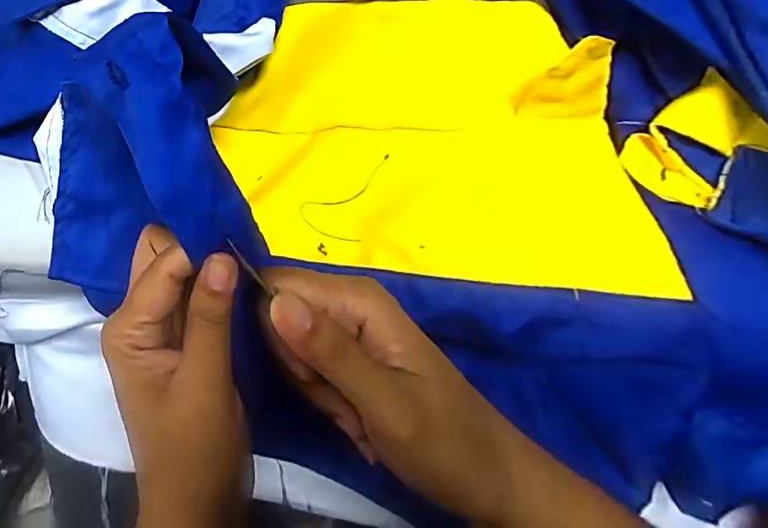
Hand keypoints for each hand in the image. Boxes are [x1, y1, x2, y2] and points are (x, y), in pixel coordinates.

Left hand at [102, 225, 248, 527]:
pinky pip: (190, 297)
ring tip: (242, 247)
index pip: (161, 266)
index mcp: (127, 326)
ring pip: (175, 274)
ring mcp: (154, 328)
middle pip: (158, 258)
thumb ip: (211, 318)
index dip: (197, 247)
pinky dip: (211, 285)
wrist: (197, 506)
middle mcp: (133, 318)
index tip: (236, 232)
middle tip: (237, 236)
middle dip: (194, 244)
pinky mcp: (176, 340)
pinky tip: (237, 275)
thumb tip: (222, 254)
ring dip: (205, 261)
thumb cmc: (195, 451)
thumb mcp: (206, 384)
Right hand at [259, 268, 642, 527]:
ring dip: (310, 384)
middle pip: (279, 312)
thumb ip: (330, 352)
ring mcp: (348, 322)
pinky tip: (352, 415)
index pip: (276, 286)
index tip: (306, 376)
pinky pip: (306, 359)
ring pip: (289, 340)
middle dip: (297, 364)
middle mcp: (348, 298)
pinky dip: (321, 392)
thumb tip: (273, 301)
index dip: (276, 331)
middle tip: (339, 402)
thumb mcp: (387, 406)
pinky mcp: (347, 347)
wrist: (494, 481)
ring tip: (352, 413)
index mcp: (357, 297)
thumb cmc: (446, 444)